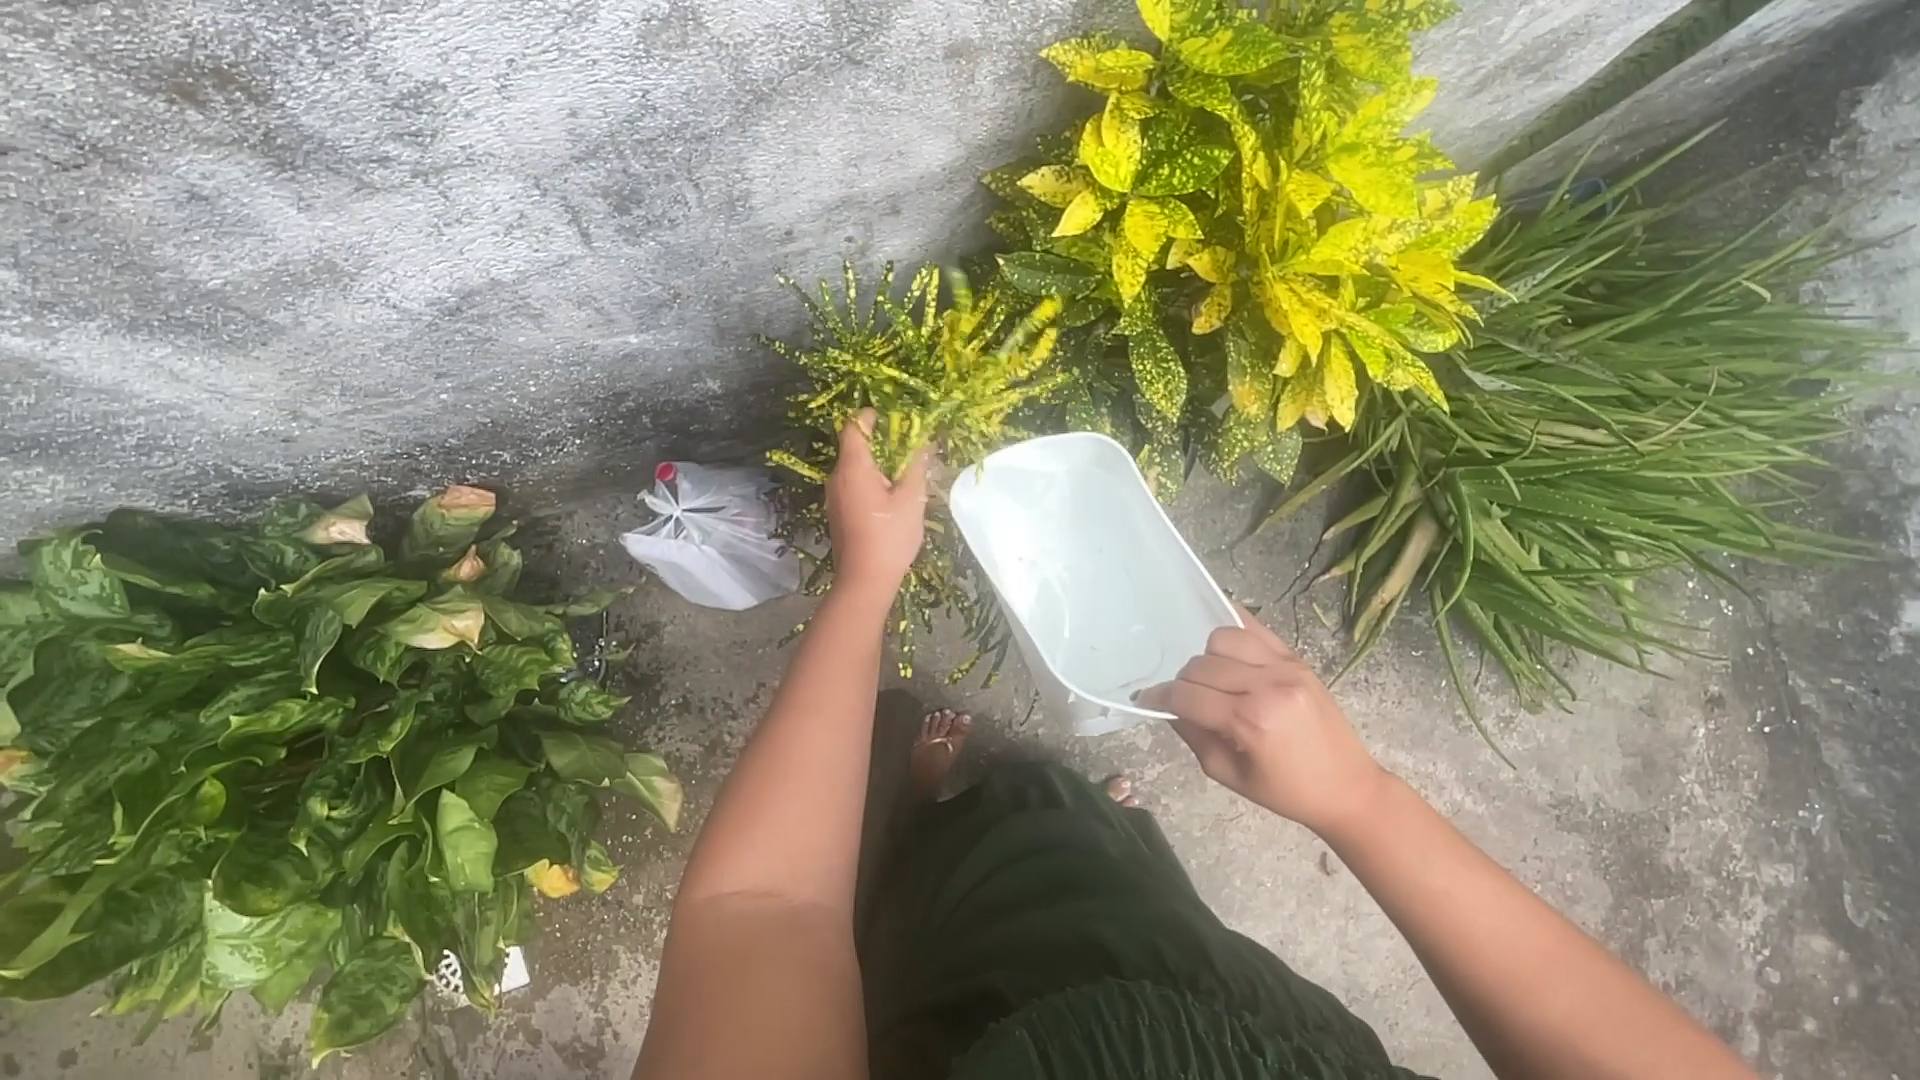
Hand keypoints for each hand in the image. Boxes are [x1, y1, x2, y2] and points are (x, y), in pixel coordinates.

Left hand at [826, 409, 930, 593]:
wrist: (864, 580)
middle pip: (856, 447)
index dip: (872, 416)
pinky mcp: (839, 513)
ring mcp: (835, 497)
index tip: (895, 418)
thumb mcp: (912, 498)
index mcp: (853, 468)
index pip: (854, 426)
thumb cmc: (889, 536)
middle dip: (883, 443)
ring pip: (856, 469)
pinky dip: (873, 483)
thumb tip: (924, 442)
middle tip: (911, 448)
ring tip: (908, 474)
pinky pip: (854, 486)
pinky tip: (894, 497)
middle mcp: (837, 478)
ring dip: (880, 465)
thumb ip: (917, 465)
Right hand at [1138, 604, 1389, 836]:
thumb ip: (1192, 735)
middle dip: (1184, 681)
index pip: (1186, 694)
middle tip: (1186, 699)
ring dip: (1208, 656)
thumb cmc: (1287, 792)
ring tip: (1214, 678)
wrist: (1348, 787)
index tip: (1146, 700)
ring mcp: (1286, 666)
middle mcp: (1267, 685)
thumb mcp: (1228, 774)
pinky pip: (1255, 627)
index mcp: (1250, 721)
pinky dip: (1233, 631)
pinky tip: (1223, 647)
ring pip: (1223, 638)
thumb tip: (1167, 705)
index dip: (1160, 696)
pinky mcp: (1297, 658)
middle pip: (1200, 665)